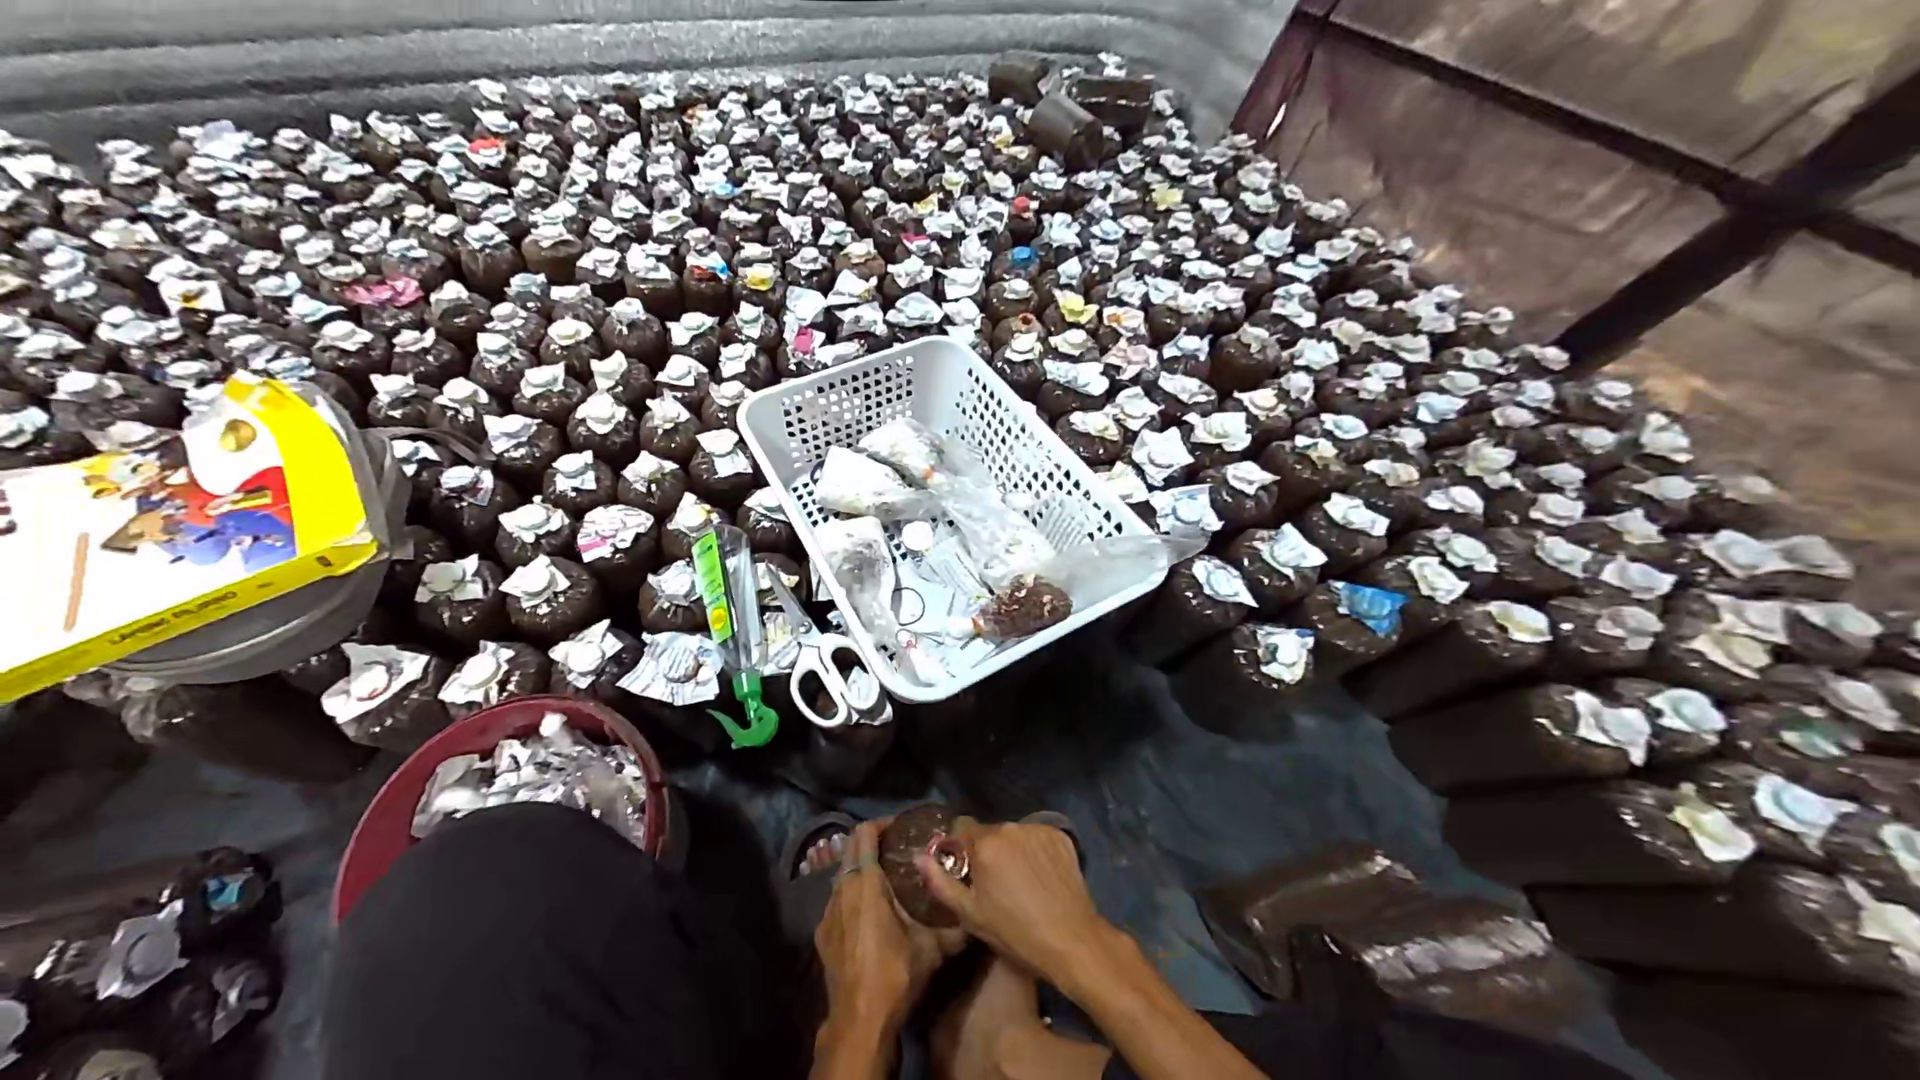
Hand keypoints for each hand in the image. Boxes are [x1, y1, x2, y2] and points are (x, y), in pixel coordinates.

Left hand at [816, 820, 964, 1037]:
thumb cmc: (895, 973)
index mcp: (865, 883)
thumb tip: (974, 911)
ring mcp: (827, 912)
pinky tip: (871, 912)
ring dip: (862, 869)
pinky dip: (853, 894)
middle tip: (899, 850)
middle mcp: (841, 890)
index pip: (864, 834)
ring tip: (888, 879)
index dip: (881, 824)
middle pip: (851, 849)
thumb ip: (953, 924)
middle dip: (873, 843)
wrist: (859, 1021)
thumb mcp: (931, 947)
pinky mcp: (822, 934)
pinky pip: (837, 900)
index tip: (902, 828)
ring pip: (843, 875)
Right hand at [914, 818, 1109, 982]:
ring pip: (1015, 835)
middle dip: (987, 851)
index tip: (965, 870)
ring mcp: (1039, 830)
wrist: (1071, 940)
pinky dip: (1035, 851)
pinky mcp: (1061, 837)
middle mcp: (1011, 828)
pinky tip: (1041, 877)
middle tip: (994, 883)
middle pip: (990, 832)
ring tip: (1021, 882)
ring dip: (1012, 851)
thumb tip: (919, 858)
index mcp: (986, 843)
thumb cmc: (1016, 932)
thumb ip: (940, 883)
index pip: (962, 828)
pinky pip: (1038, 838)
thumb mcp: (971, 915)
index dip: (960, 848)